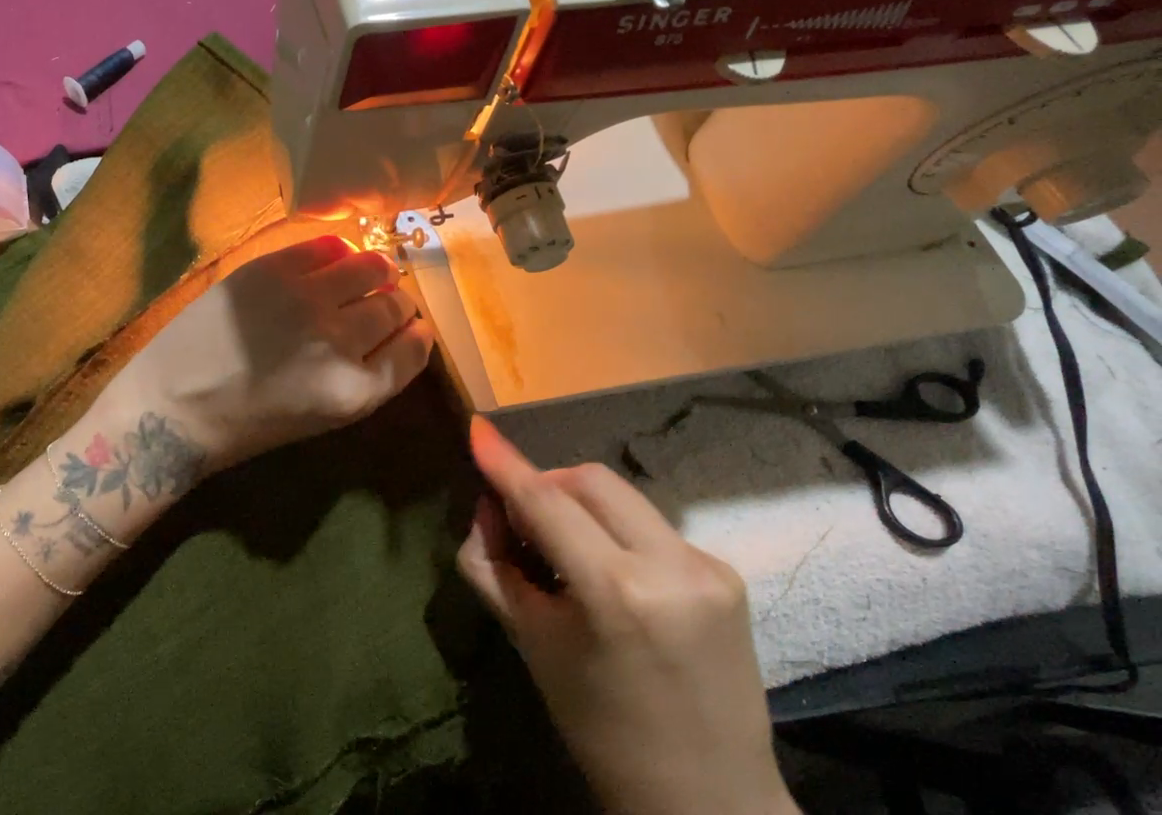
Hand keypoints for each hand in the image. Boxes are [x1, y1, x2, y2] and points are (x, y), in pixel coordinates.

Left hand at [116, 235, 433, 469]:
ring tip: (366, 273)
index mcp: (356, 392)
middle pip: (394, 307)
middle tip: (383, 300)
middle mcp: (341, 342)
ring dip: (376, 271)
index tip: (411, 329)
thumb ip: (361, 378)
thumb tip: (388, 334)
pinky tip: (333, 258)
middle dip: (395, 304)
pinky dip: (338, 250)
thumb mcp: (319, 417)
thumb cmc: (244, 425)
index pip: (413, 350)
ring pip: (369, 268)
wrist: (174, 407)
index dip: (416, 335)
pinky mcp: (272, 269)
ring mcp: (306, 299)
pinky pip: (326, 246)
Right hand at [455, 418, 794, 814]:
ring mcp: (709, 566)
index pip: (546, 503)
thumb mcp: (530, 642)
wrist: (703, 793)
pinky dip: (616, 533)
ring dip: (581, 507)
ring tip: (563, 551)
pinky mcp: (728, 574)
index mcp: (616, 591)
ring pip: (623, 497)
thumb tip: (487, 506)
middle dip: (546, 484)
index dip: (506, 464)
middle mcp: (671, 564)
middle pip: (590, 480)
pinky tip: (610, 574)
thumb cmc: (598, 725)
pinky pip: (652, 527)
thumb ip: (494, 565)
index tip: (477, 429)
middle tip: (520, 520)